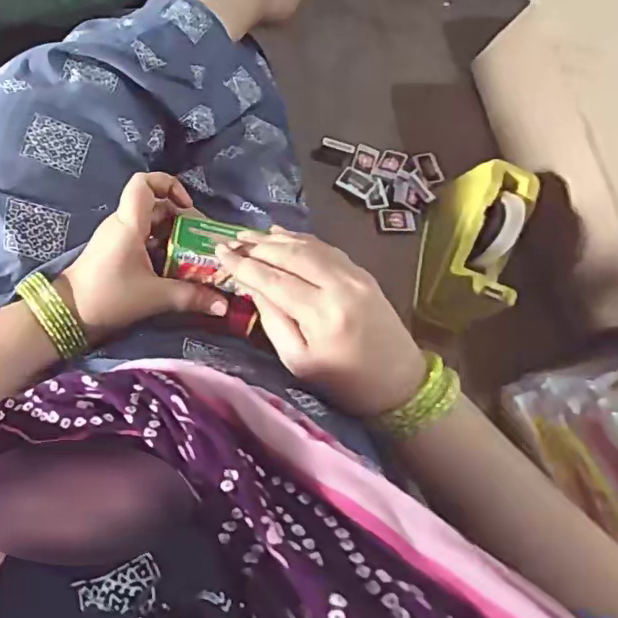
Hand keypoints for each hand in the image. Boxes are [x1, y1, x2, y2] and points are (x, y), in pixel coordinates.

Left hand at [59, 173, 229, 339]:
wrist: (69, 314)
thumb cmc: (109, 297)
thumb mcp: (154, 296)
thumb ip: (191, 297)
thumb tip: (223, 305)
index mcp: (129, 223)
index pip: (144, 182)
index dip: (169, 185)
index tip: (187, 207)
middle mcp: (121, 224)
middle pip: (155, 205)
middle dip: (180, 218)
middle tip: (199, 240)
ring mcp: (115, 238)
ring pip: (149, 225)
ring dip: (172, 236)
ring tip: (191, 256)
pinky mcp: (113, 253)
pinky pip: (141, 240)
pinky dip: (159, 248)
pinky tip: (173, 268)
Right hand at [214, 226, 427, 416]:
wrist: (399, 382)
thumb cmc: (342, 381)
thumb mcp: (297, 360)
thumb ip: (273, 321)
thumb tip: (254, 287)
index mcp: (321, 314)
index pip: (272, 279)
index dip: (242, 264)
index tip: (218, 252)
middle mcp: (339, 286)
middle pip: (290, 255)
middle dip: (255, 246)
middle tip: (228, 240)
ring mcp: (355, 275)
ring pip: (308, 246)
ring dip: (275, 239)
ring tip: (247, 236)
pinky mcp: (363, 272)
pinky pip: (325, 248)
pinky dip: (300, 239)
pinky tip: (280, 235)